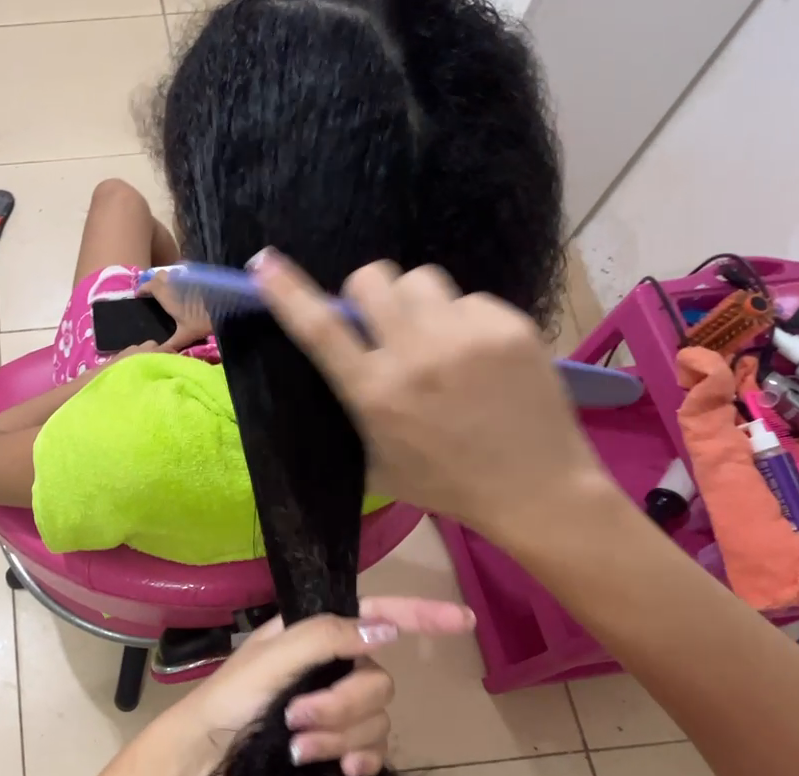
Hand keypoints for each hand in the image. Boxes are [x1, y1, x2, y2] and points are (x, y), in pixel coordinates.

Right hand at [140, 269, 214, 352]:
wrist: (227, 308)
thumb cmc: (202, 322)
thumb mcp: (185, 336)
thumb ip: (170, 345)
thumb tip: (156, 354)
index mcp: (168, 296)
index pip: (150, 285)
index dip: (143, 288)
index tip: (139, 295)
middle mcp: (175, 283)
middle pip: (160, 275)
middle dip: (154, 281)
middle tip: (153, 291)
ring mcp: (188, 277)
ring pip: (173, 272)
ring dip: (168, 278)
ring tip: (169, 289)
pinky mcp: (199, 276)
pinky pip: (186, 273)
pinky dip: (182, 278)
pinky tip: (185, 287)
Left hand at [167, 596, 473, 775]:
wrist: (207, 760)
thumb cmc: (229, 700)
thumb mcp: (271, 658)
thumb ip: (326, 637)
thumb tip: (385, 629)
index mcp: (314, 634)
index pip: (376, 615)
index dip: (421, 614)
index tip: (464, 619)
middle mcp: (332, 667)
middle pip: (377, 682)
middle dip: (341, 706)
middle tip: (296, 720)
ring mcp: (337, 708)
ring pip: (376, 720)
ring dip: (338, 737)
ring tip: (297, 749)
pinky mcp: (338, 747)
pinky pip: (374, 751)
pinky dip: (360, 760)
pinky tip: (342, 771)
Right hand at [252, 250, 620, 544]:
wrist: (534, 488)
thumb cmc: (444, 484)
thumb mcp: (377, 463)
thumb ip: (352, 412)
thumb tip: (337, 366)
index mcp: (376, 394)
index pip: (321, 330)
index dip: (288, 293)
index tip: (265, 264)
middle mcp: (416, 357)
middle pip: (371, 279)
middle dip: (366, 293)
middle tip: (379, 320)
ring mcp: (466, 337)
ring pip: (421, 280)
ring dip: (415, 303)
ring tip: (434, 339)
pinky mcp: (510, 327)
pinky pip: (469, 298)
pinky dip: (463, 320)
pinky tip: (477, 356)